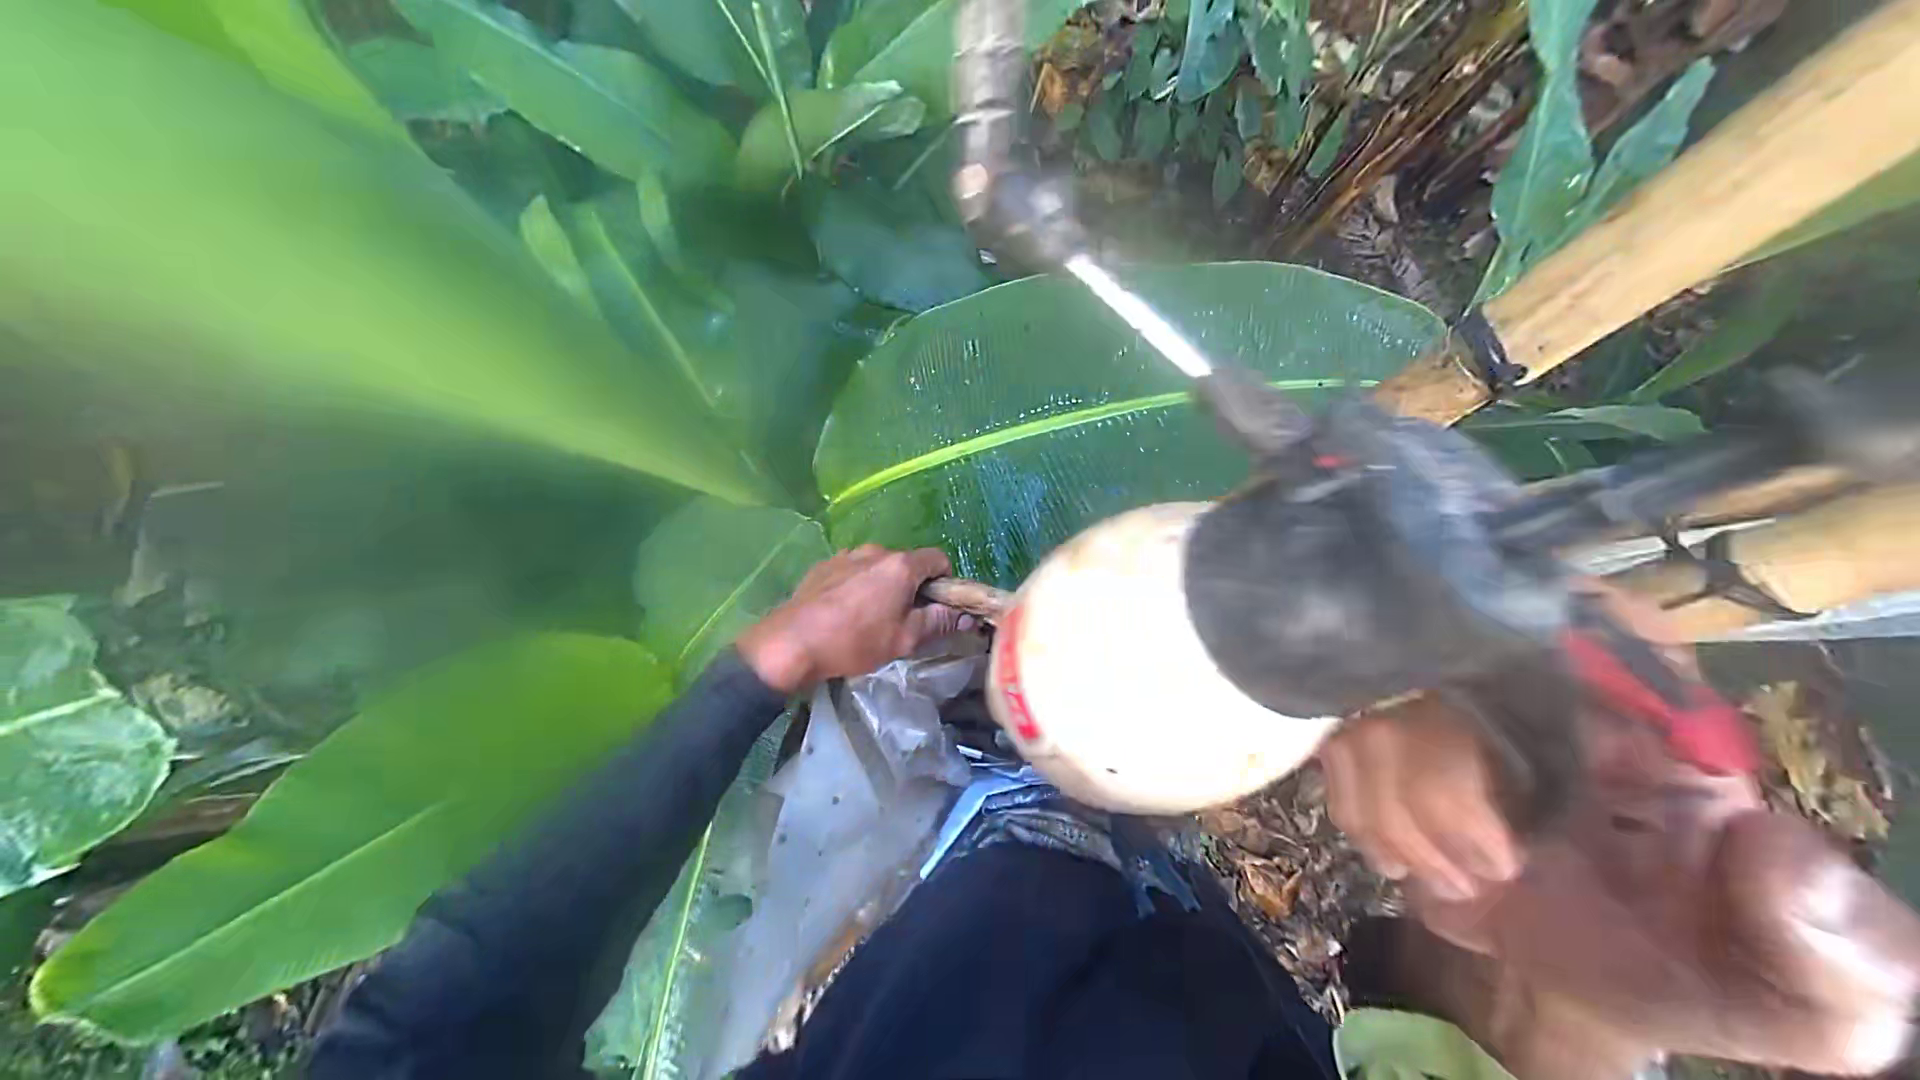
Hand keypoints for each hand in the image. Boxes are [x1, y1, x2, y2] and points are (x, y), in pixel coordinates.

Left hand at [735, 545, 972, 693]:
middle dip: (912, 587)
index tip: (937, 607)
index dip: (945, 582)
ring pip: (877, 567)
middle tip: (904, 620)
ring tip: (870, 619)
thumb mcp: (904, 639)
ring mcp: (846, 555)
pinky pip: (853, 572)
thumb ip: (939, 622)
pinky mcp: (823, 566)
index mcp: (900, 565)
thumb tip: (965, 615)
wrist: (791, 643)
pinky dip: (857, 587)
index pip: (938, 559)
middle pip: (906, 563)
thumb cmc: (855, 642)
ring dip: (882, 586)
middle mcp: (874, 551)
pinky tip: (844, 613)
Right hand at [1321, 590, 1919, 1076]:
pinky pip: (1336, 749)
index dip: (1550, 667)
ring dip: (1405, 818)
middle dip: (1448, 787)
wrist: (1546, 978)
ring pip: (1378, 718)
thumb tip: (1763, 837)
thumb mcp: (1803, 994)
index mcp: (1650, 710)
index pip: (1586, 618)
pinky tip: (1405, 855)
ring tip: (1456, 875)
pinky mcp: (1370, 734)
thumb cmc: (1678, 968)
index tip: (1535, 777)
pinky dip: (1363, 815)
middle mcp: (1530, 683)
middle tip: (1490, 868)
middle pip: (1445, 670)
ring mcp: (1435, 704)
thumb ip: (1841, 945)